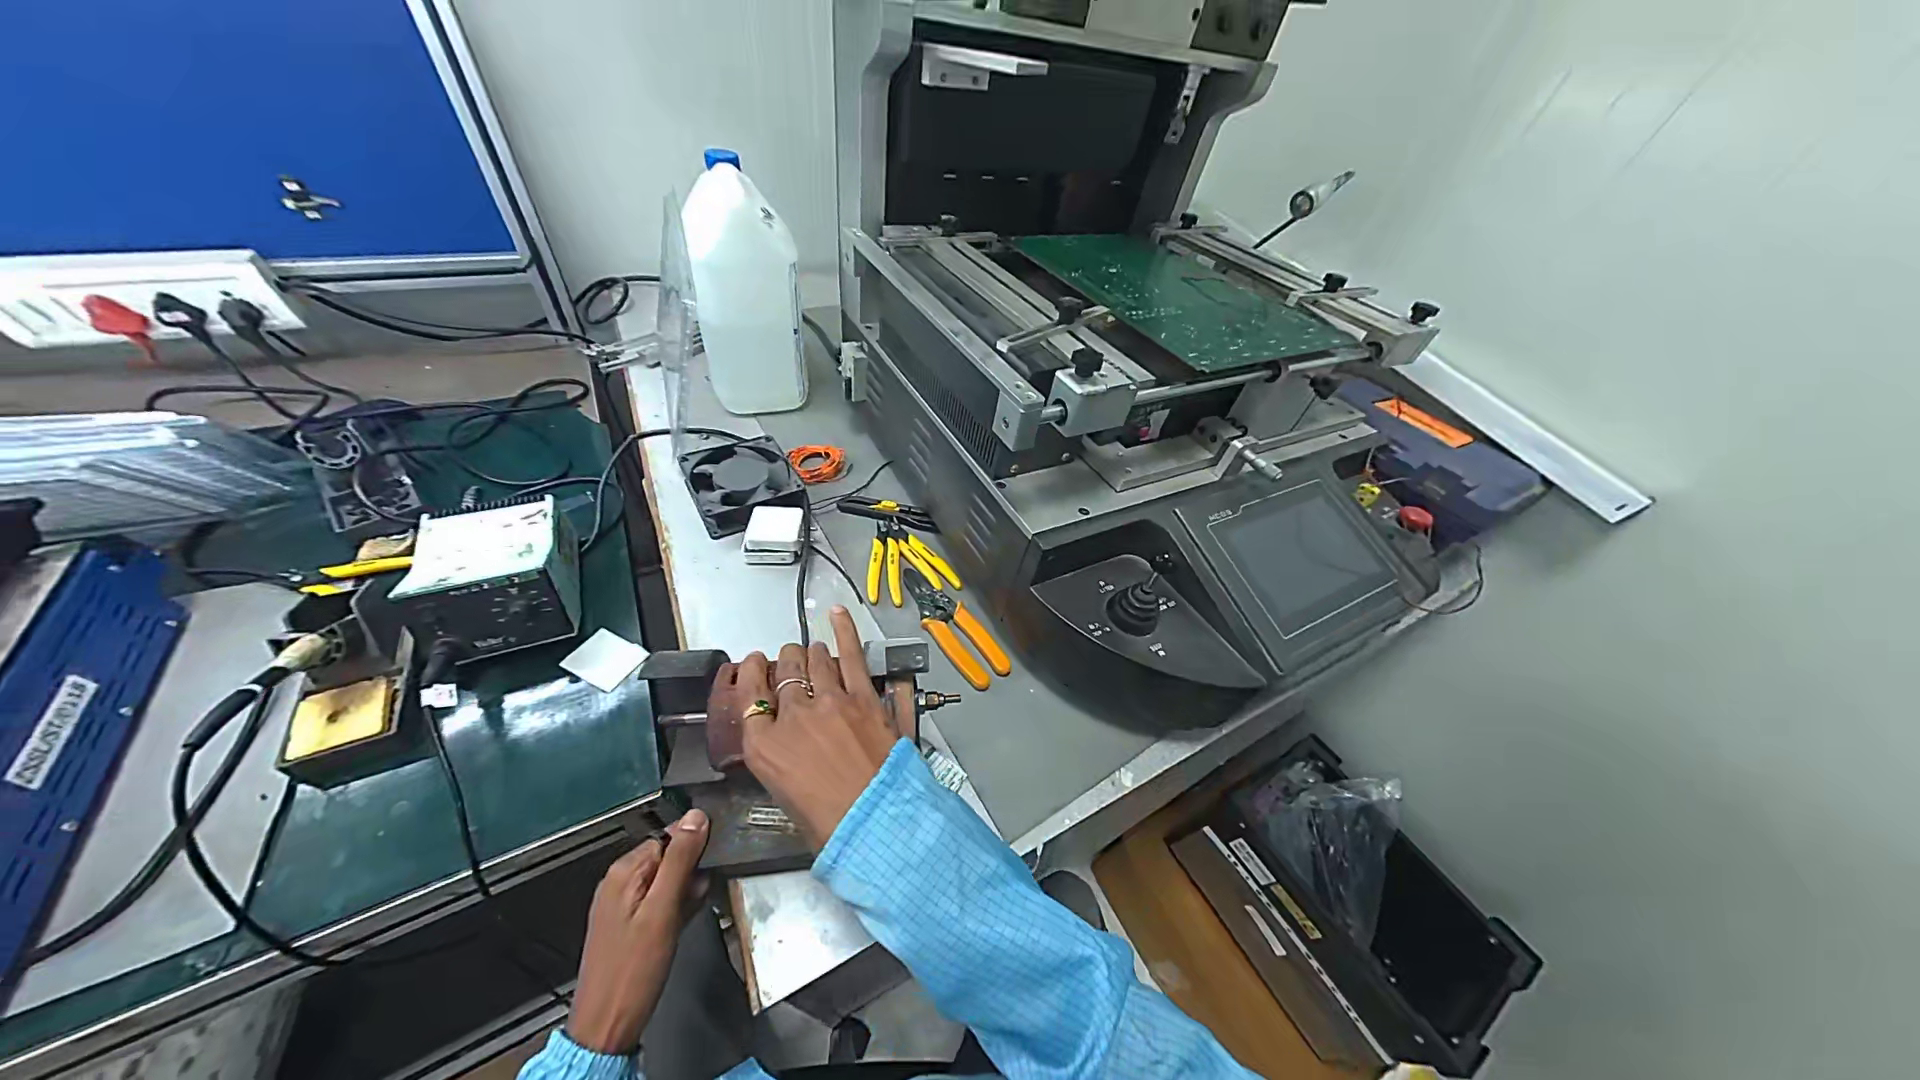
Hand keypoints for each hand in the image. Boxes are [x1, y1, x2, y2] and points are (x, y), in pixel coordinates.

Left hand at [566, 809, 709, 1055]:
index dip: (693, 851)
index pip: (671, 836)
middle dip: (689, 876)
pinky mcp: (629, 922)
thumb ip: (681, 860)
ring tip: (682, 919)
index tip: (702, 872)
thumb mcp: (663, 909)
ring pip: (668, 881)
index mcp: (624, 871)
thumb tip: (696, 817)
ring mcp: (623, 903)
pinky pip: (660, 901)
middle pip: (670, 857)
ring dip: (684, 895)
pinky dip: (675, 910)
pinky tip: (678, 927)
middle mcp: (620, 881)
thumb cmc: (632, 970)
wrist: (607, 1026)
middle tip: (690, 903)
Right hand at [737, 606, 900, 849]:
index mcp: (764, 746)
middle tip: (789, 663)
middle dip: (784, 663)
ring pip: (814, 660)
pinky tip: (838, 616)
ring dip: (810, 654)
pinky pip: (851, 655)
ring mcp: (830, 702)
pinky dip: (844, 632)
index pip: (748, 694)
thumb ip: (780, 759)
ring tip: (811, 651)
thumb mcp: (785, 794)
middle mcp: (793, 717)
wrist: (875, 822)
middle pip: (782, 672)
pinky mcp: (864, 697)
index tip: (754, 666)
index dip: (751, 674)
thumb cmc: (830, 822)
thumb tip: (788, 742)